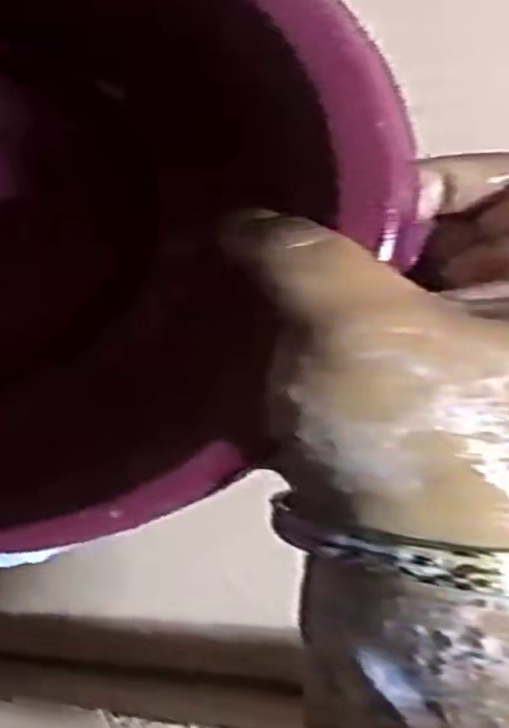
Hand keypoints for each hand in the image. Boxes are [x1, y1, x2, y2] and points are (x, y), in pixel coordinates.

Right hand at [224, 155, 508, 547]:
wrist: (412, 546)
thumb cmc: (420, 427)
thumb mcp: (355, 326)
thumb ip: (299, 251)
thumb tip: (244, 217)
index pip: (500, 181)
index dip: (409, 181)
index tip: (317, 209)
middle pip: (441, 222)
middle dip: (350, 229)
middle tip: (269, 245)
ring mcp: (481, 339)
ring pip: (394, 266)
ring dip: (323, 269)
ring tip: (259, 281)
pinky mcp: (431, 367)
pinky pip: (373, 306)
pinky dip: (319, 302)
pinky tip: (273, 315)